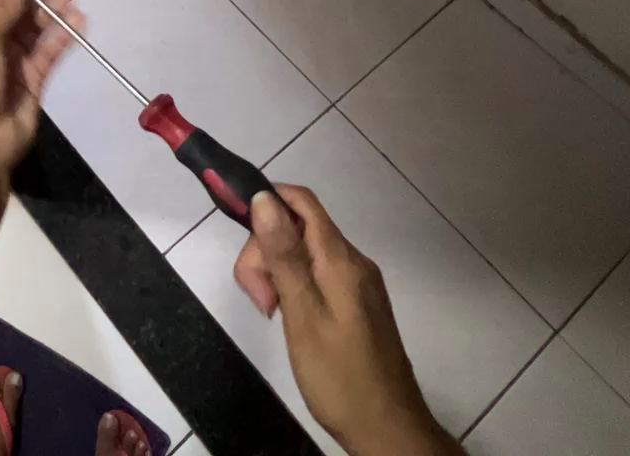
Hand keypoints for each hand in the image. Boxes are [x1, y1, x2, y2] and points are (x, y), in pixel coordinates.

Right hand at [235, 186, 461, 455]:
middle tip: (258, 297)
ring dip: (276, 272)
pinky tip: (286, 316)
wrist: (390, 435)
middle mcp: (352, 262)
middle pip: (296, 228)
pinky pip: (315, 275)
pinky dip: (292, 287)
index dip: (267, 202)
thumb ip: (283, 254)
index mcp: (341, 259)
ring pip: (302, 253)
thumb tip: (263, 197)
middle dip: (265, 251)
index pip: (301, 201)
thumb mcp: (302, 313)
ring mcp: (356, 283)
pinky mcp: (355, 304)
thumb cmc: (339, 375)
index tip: (238, 228)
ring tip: (271, 312)